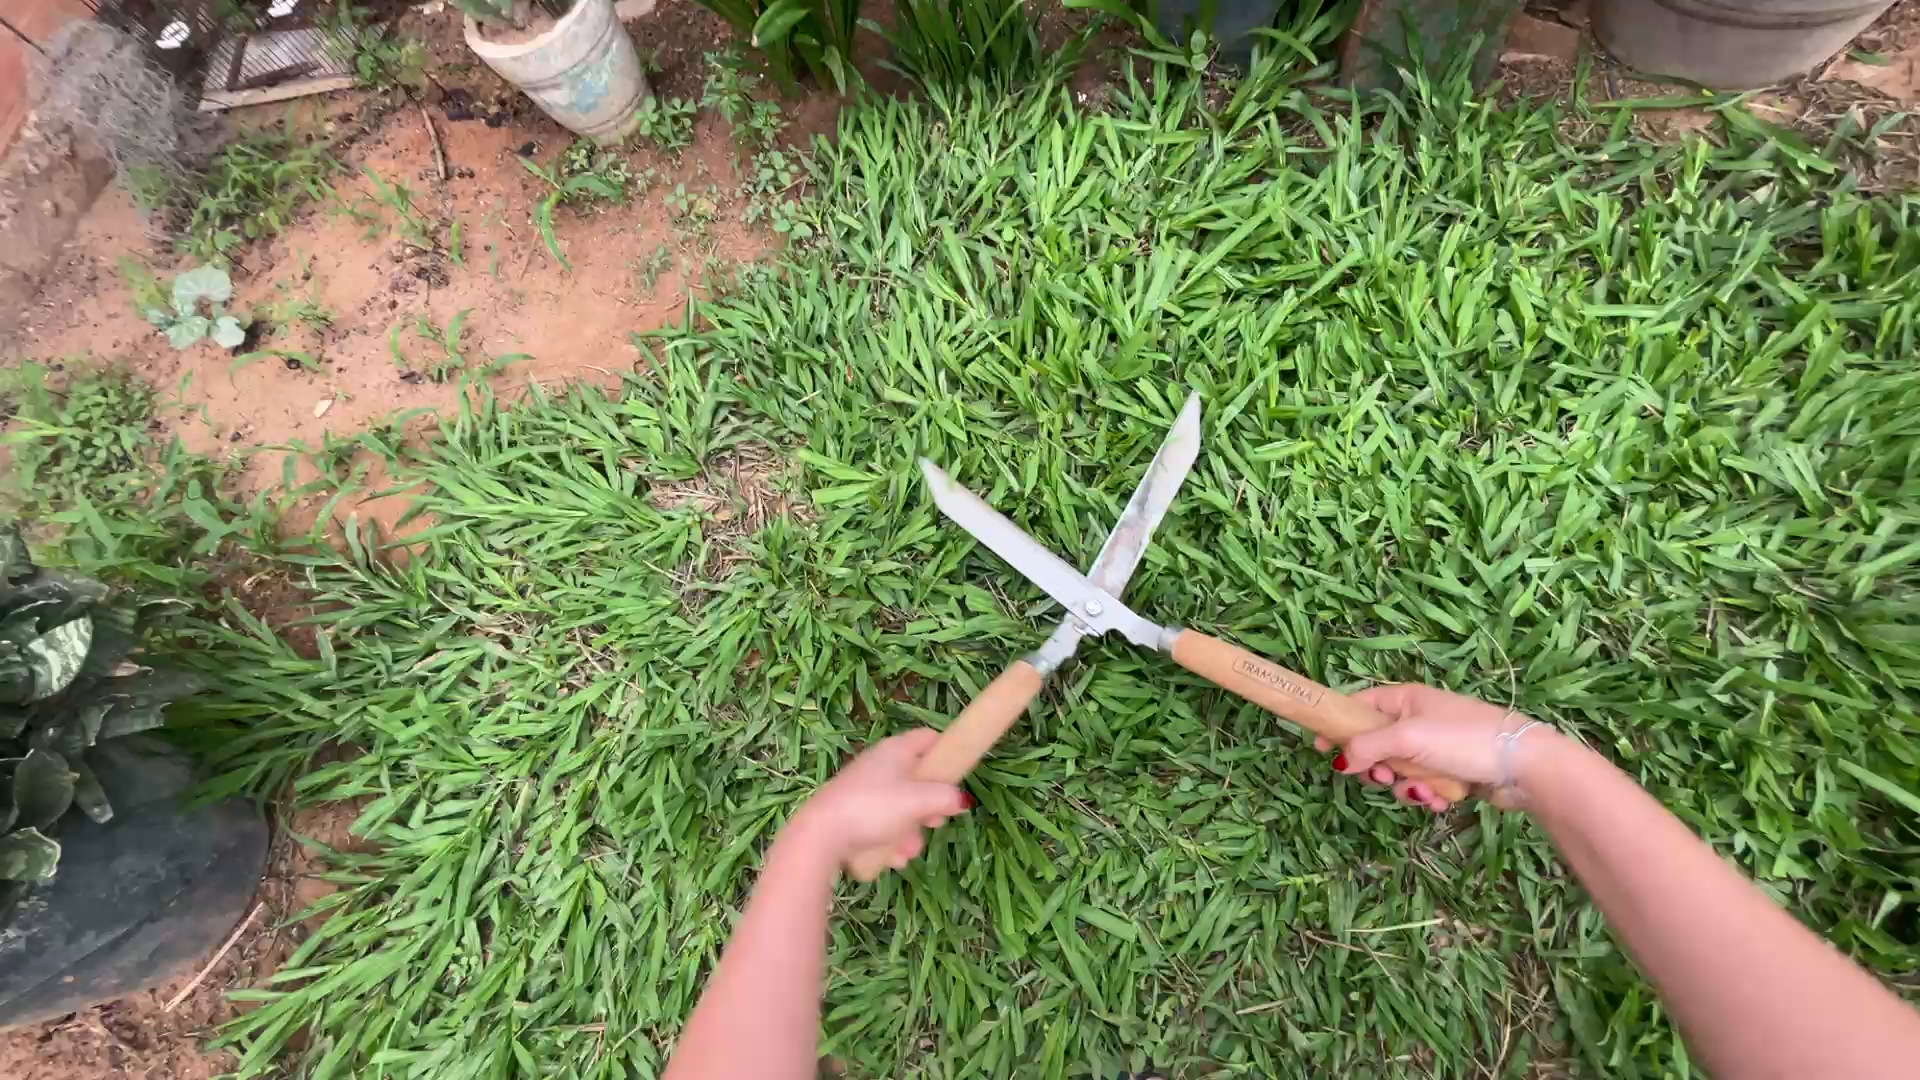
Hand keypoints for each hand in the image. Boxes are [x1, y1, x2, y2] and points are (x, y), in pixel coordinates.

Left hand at [786, 729, 971, 873]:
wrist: (821, 834)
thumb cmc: (874, 808)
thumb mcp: (918, 801)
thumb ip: (946, 797)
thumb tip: (961, 799)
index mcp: (896, 750)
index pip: (929, 738)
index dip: (947, 753)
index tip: (957, 776)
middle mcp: (881, 764)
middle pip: (918, 779)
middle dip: (929, 806)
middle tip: (934, 822)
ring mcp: (865, 788)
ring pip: (901, 807)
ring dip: (910, 831)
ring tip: (906, 850)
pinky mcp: (853, 812)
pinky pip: (882, 823)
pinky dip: (890, 839)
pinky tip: (890, 857)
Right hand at [1313, 684, 1549, 812]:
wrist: (1527, 766)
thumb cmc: (1462, 739)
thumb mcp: (1406, 738)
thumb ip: (1365, 747)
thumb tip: (1338, 762)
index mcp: (1405, 699)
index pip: (1358, 705)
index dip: (1338, 724)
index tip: (1320, 747)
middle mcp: (1417, 720)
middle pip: (1375, 743)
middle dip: (1376, 765)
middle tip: (1380, 776)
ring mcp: (1436, 747)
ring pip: (1399, 769)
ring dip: (1405, 785)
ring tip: (1421, 790)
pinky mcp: (1453, 770)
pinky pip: (1423, 784)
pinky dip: (1428, 793)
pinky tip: (1442, 798)